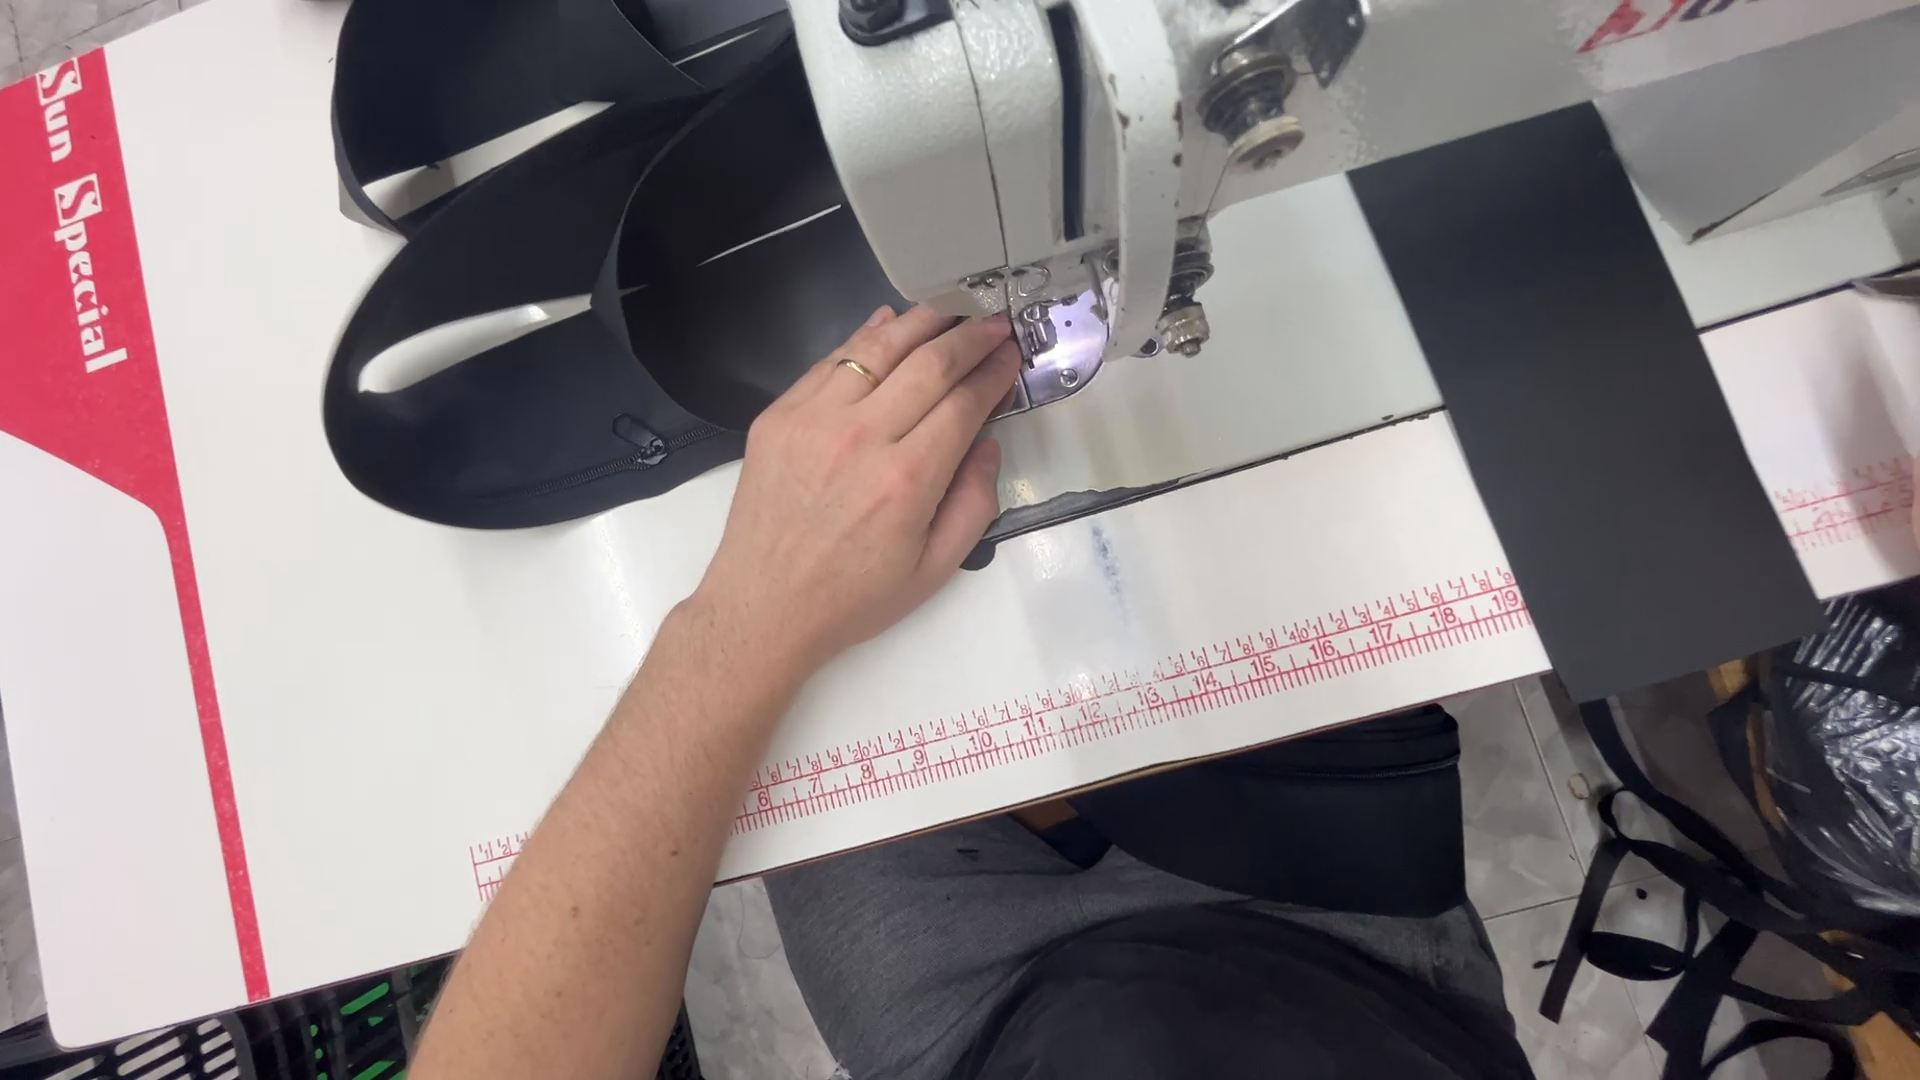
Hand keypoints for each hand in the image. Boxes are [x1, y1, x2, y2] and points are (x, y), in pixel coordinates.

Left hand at [690, 304, 1020, 683]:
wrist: (765, 606)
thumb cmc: (853, 597)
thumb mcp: (934, 571)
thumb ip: (974, 505)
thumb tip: (986, 445)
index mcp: (906, 480)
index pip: (963, 403)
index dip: (994, 372)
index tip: (1011, 355)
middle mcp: (861, 438)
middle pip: (929, 363)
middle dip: (970, 336)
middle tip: (993, 323)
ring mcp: (813, 420)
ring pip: (878, 346)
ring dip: (922, 321)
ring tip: (951, 310)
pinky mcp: (779, 416)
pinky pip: (830, 360)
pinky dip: (865, 334)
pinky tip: (889, 321)